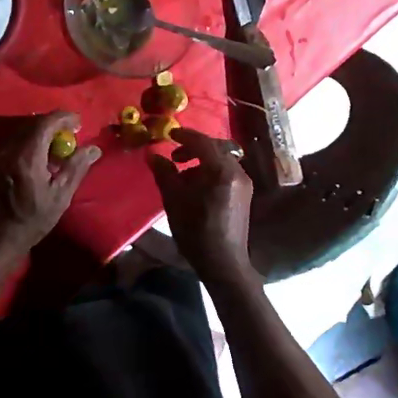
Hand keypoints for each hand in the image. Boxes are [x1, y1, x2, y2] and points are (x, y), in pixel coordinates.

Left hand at [0, 111, 100, 254]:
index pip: (45, 123)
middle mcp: (9, 150)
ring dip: (40, 134)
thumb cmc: (33, 220)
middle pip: (32, 125)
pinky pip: (14, 143)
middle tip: (70, 134)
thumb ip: (76, 168)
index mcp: (27, 156)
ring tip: (56, 147)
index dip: (63, 118)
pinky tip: (39, 159)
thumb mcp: (60, 196)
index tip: (79, 122)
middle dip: (53, 124)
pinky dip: (30, 143)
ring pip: (22, 133)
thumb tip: (93, 148)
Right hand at [148, 128, 255, 286]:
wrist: (224, 262)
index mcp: (221, 171)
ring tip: (183, 175)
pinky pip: (227, 172)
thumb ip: (164, 174)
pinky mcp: (245, 194)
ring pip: (222, 160)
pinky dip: (212, 171)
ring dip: (203, 160)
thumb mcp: (174, 201)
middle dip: (194, 148)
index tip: (169, 135)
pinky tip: (198, 187)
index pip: (202, 142)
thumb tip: (153, 155)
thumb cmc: (196, 232)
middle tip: (175, 156)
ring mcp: (244, 183)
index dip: (184, 135)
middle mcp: (237, 171)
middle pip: (216, 148)